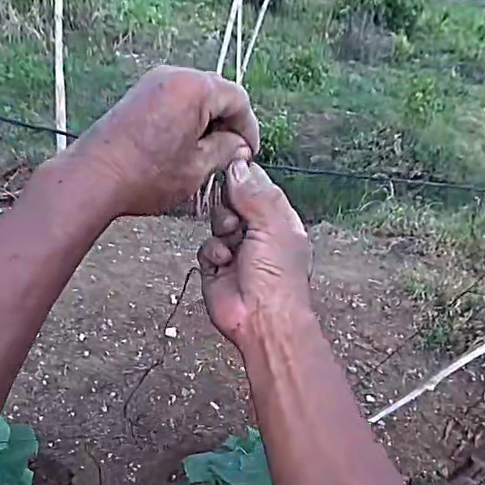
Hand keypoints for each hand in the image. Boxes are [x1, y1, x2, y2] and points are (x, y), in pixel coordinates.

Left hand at [66, 66, 259, 216]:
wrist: (94, 178)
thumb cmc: (145, 175)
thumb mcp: (197, 168)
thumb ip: (225, 150)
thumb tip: (239, 146)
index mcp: (194, 87)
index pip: (237, 99)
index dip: (248, 128)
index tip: (249, 152)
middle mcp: (173, 76)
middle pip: (215, 94)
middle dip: (227, 125)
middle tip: (231, 156)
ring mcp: (152, 83)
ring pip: (193, 99)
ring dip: (205, 124)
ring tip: (208, 158)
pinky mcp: (137, 97)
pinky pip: (172, 103)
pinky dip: (185, 122)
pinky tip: (184, 150)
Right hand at [200, 160, 314, 350]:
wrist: (261, 318)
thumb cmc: (277, 276)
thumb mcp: (273, 223)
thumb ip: (255, 192)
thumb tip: (237, 166)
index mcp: (279, 221)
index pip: (257, 187)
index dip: (244, 181)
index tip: (233, 177)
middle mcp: (258, 234)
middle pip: (232, 203)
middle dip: (230, 208)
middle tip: (236, 223)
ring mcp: (236, 252)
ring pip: (216, 223)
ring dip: (221, 232)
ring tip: (231, 246)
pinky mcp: (215, 269)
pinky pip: (205, 248)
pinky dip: (212, 253)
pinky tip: (223, 264)